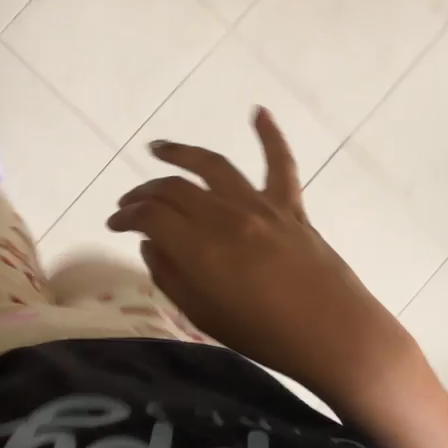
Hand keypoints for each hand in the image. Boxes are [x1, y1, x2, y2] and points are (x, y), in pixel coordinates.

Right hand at [105, 108, 421, 408]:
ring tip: (158, 148)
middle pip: (175, 189)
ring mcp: (260, 207)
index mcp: (199, 248)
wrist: (333, 336)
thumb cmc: (262, 334)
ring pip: (213, 166)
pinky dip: (270, 135)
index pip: (150, 216)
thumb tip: (150, 245)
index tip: (114, 223)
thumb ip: (169, 275)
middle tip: (129, 202)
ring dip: (181, 153)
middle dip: (144, 192)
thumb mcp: (200, 313)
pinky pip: (280, 164)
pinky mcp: (291, 207)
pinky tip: (258, 112)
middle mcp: (225, 217)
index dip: (126, 215)